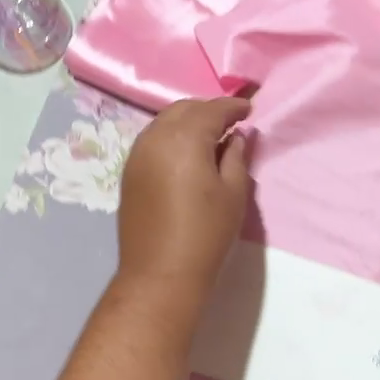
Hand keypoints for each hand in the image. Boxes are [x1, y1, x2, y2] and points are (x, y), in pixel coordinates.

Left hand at [116, 96, 252, 300]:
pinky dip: (172, 138)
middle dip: (207, 111)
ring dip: (187, 123)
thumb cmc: (206, 234)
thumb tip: (236, 137)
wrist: (161, 272)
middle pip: (183, 110)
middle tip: (230, 122)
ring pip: (165, 123)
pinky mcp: (130, 172)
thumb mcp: (234, 195)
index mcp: (185, 138)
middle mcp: (156, 136)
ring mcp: (138, 153)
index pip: (212, 110)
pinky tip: (186, 155)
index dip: (232, 107)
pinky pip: (154, 141)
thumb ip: (236, 158)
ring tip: (209, 137)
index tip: (249, 109)